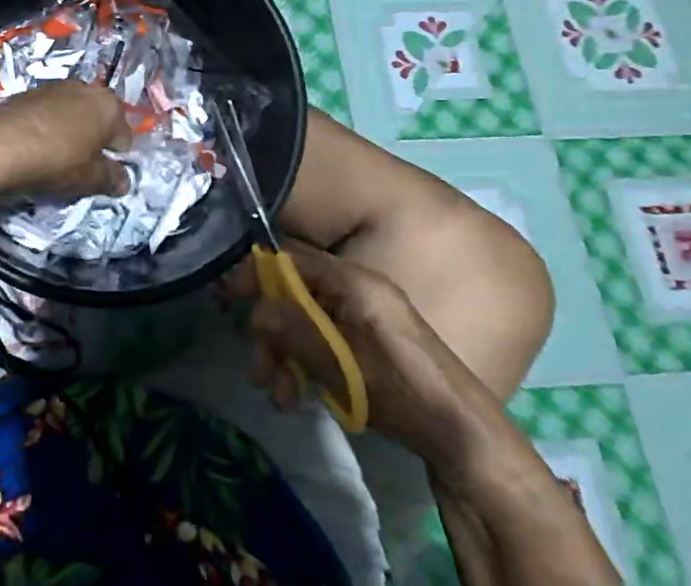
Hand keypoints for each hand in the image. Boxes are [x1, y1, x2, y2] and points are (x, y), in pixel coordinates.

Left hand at [0, 82, 131, 201]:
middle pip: (98, 120)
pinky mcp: (28, 91)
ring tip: (53, 156)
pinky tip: (33, 145)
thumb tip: (125, 181)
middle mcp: (87, 88)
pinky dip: (46, 126)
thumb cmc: (54, 162)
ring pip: (73, 113)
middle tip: (78, 166)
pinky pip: (47, 112)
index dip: (114, 159)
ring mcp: (56, 86)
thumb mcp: (89, 179)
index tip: (100, 175)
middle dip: (93, 141)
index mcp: (109, 106)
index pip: (124, 137)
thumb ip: (112, 178)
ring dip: (69, 132)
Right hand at [230, 244, 495, 467]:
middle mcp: (357, 290)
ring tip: (280, 395)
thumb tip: (255, 309)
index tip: (230, 297)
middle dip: (271, 331)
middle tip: (259, 372)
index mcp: (354, 281)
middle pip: (295, 295)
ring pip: (306, 322)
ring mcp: (364, 316)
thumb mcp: (340, 364)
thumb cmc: (401, 389)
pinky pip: (325, 340)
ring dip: (285, 354)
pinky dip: (306, 362)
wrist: (460, 434)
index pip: (293, 258)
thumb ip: (294, 331)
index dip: (258, 273)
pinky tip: (299, 394)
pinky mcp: (368, 341)